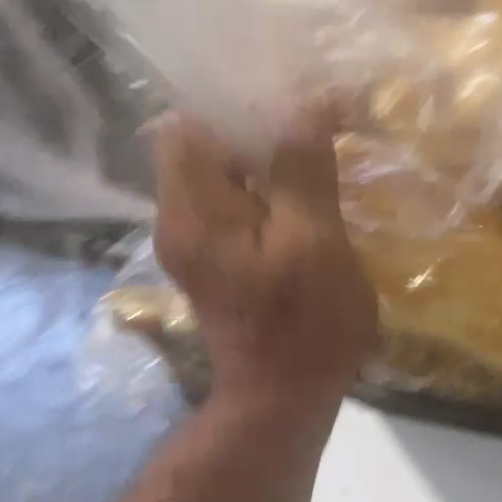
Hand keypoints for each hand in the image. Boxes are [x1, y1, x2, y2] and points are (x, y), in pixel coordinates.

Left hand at [152, 109, 377, 412]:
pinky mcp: (219, 266)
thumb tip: (304, 106)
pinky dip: (269, 197)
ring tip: (322, 170)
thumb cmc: (308, 322)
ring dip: (267, 166)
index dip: (242, 108)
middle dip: (257, 134)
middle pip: (202, 148)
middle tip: (321, 139)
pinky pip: (236, 209)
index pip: (191, 124)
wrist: (286, 396)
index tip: (302, 112)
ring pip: (222, 179)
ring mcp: (196, 245)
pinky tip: (309, 210)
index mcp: (194, 208)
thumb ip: (302, 173)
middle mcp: (179, 218)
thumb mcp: (316, 243)